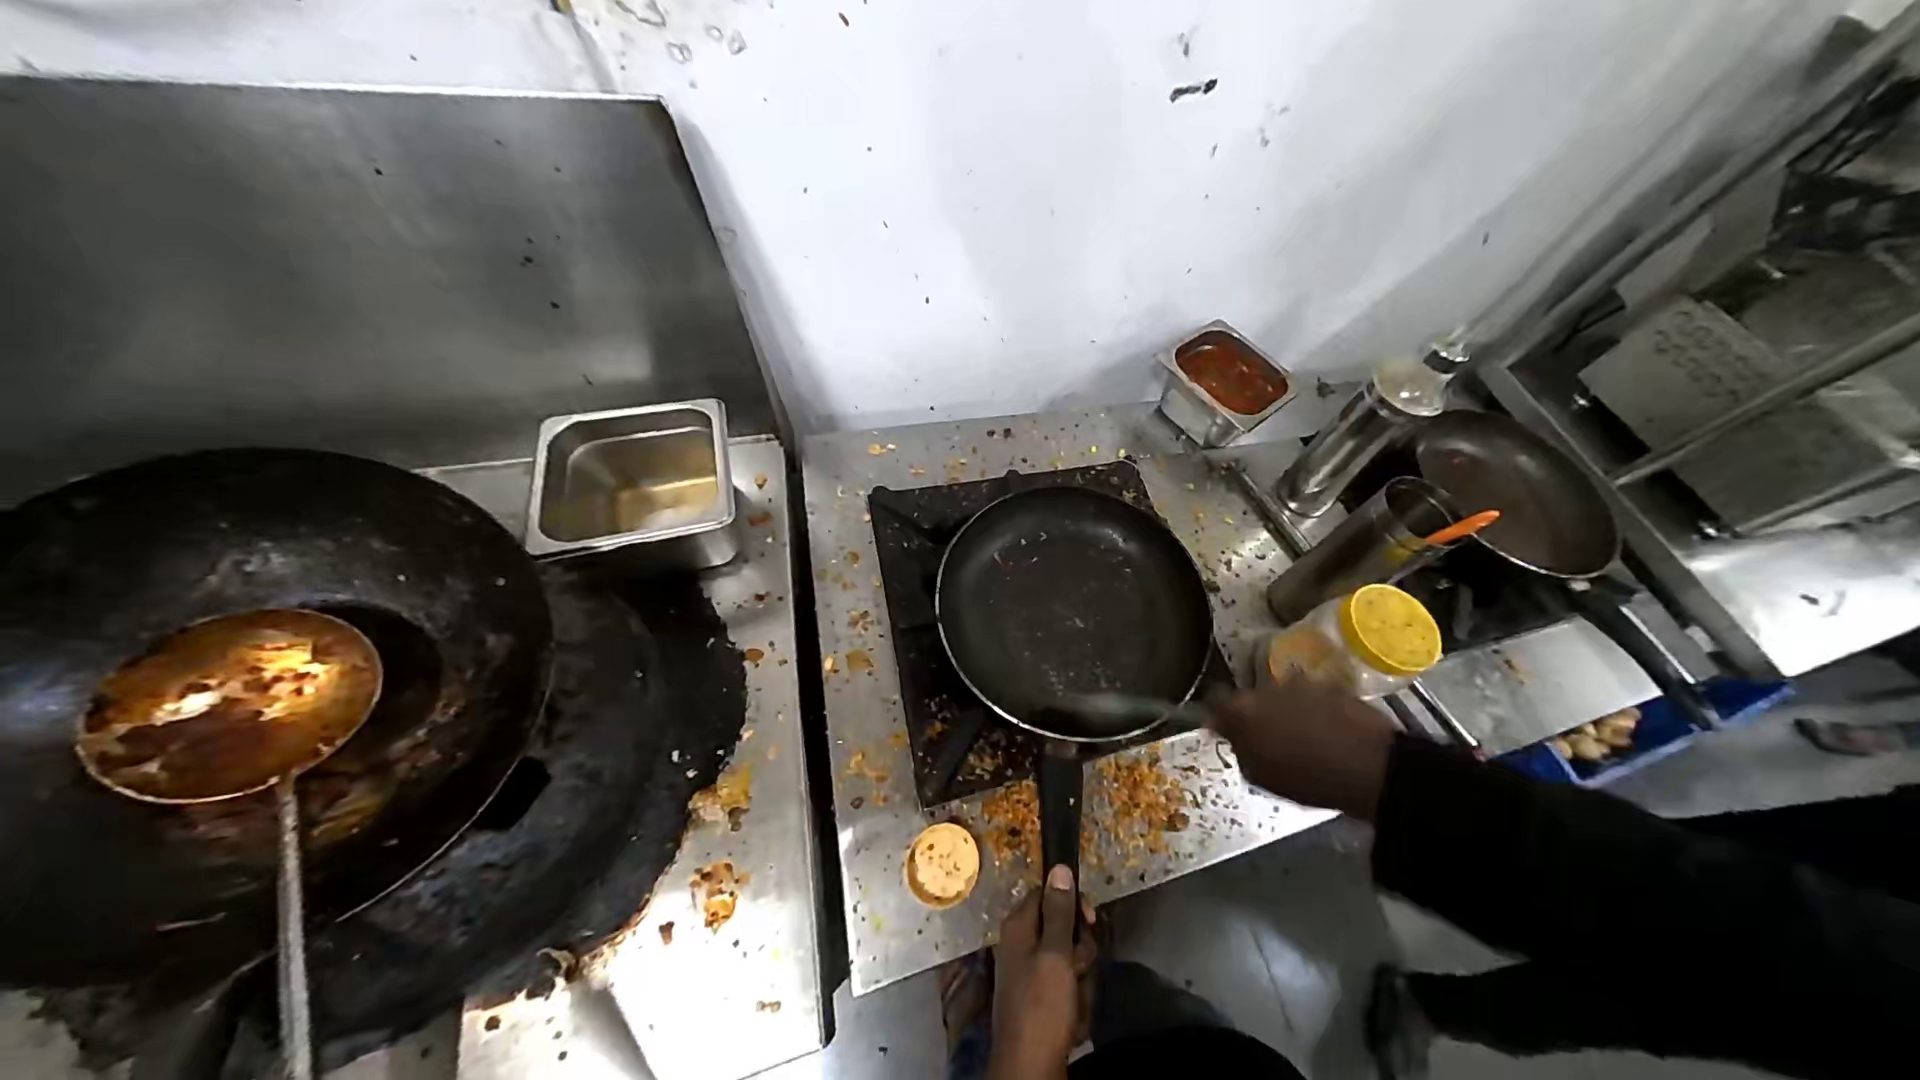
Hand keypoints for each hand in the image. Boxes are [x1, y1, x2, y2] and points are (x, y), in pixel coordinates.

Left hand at [987, 865, 1094, 1079]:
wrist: (1030, 1071)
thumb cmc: (1041, 1008)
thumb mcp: (1055, 955)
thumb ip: (1060, 912)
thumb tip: (1058, 867)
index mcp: (1019, 927)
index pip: (1048, 894)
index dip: (1072, 904)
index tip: (1089, 921)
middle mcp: (1023, 945)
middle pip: (1065, 930)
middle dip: (1081, 952)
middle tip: (1077, 971)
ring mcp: (1033, 975)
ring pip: (1072, 963)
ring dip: (1082, 984)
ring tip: (1074, 1005)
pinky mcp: (1044, 1002)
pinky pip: (1071, 991)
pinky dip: (1077, 1005)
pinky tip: (1073, 1022)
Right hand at [1207, 675, 1395, 818]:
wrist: (1373, 770)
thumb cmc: (1307, 779)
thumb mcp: (1259, 775)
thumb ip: (1237, 748)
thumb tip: (1227, 731)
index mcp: (1243, 708)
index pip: (1215, 700)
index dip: (1219, 714)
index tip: (1226, 730)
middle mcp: (1266, 686)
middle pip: (1250, 695)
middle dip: (1255, 711)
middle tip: (1267, 736)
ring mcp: (1301, 683)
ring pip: (1282, 694)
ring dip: (1285, 708)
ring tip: (1301, 733)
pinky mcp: (1332, 685)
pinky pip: (1312, 695)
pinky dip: (1313, 708)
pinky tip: (1325, 729)